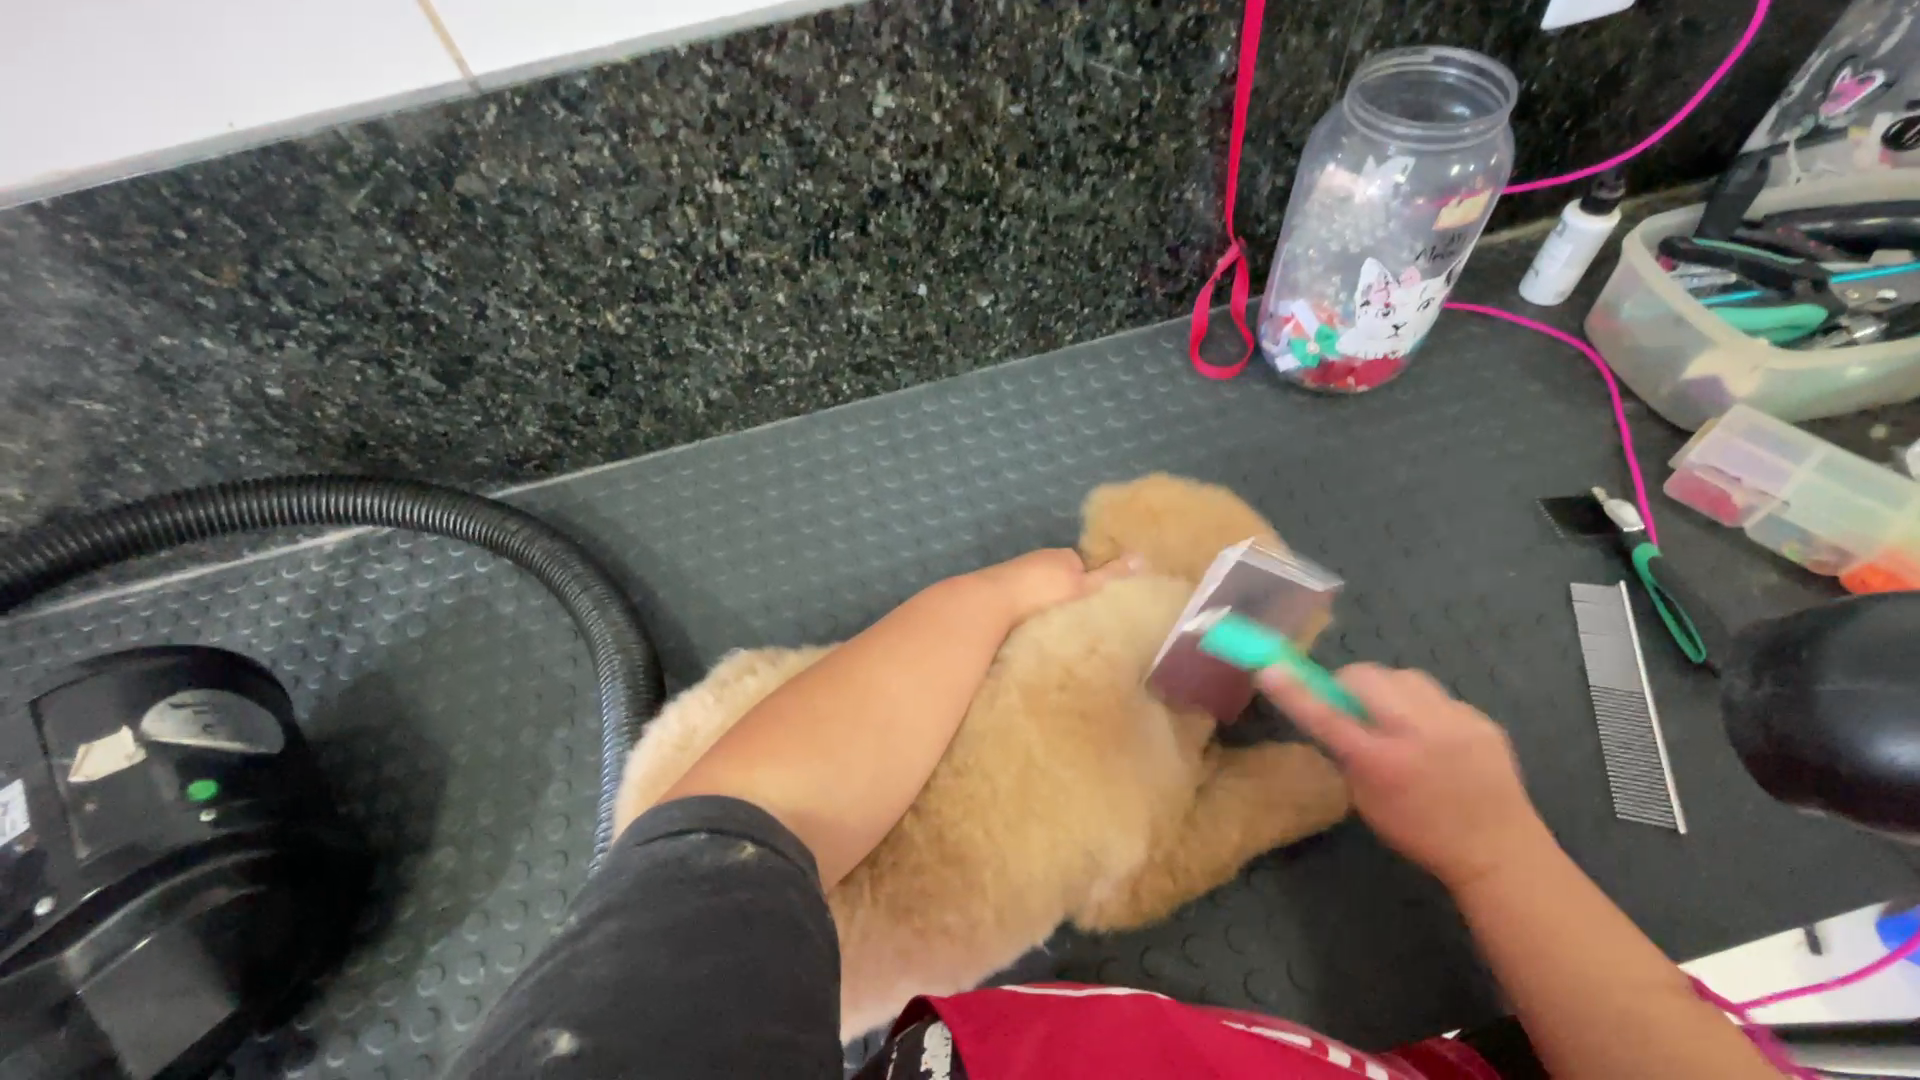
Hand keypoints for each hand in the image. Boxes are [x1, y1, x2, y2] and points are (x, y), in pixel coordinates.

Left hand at [965, 548, 1143, 623]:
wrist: (991, 603)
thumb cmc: (1041, 589)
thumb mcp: (1083, 584)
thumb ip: (1111, 575)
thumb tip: (1142, 557)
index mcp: (1059, 556)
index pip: (1082, 566)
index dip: (1091, 583)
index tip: (1100, 605)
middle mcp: (1038, 563)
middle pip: (1060, 581)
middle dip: (1068, 598)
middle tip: (1083, 623)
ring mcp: (1017, 579)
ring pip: (1040, 595)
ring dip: (1048, 609)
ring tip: (1062, 633)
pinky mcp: (1001, 598)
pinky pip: (1024, 607)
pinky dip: (1031, 617)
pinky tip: (1036, 634)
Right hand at [1260, 663, 1554, 891]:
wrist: (1498, 850)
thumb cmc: (1418, 832)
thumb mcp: (1365, 798)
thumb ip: (1347, 750)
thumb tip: (1329, 711)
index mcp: (1381, 762)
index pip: (1325, 716)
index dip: (1294, 690)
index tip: (1269, 668)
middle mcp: (1418, 734)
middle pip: (1366, 678)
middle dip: (1349, 684)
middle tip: (1349, 703)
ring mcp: (1455, 722)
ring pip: (1404, 677)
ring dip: (1388, 690)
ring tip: (1395, 717)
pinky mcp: (1482, 719)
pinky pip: (1438, 695)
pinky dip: (1424, 708)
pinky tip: (1433, 736)